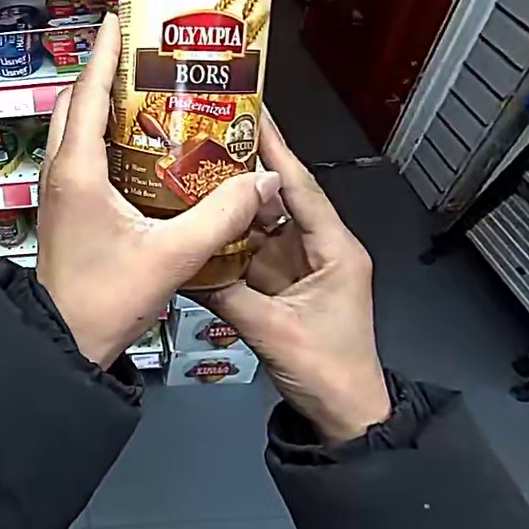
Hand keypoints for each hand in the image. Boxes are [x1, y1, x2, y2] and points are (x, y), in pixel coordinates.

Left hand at [37, 14, 278, 366]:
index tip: (117, 18)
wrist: (62, 343)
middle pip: (75, 103)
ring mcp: (57, 190)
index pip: (88, 93)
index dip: (104, 52)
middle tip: (141, 56)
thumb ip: (220, 216)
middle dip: (102, 72)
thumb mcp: (171, 257)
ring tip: (141, 93)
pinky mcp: (63, 207)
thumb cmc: (104, 299)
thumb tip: (263, 181)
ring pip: (72, 128)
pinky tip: (135, 147)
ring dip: (98, 103)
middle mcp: (60, 171)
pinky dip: (99, 135)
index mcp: (78, 170)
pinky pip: (78, 154)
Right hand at [196, 114, 390, 444]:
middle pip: (277, 197)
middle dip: (243, 169)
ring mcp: (299, 263)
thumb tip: (181, 264)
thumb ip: (225, 294)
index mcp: (334, 249)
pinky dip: (228, 237)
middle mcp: (318, 246)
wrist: (346, 416)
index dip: (276, 148)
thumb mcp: (273, 331)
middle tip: (207, 140)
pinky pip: (251, 249)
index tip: (253, 112)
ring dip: (232, 203)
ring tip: (194, 174)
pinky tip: (201, 222)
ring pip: (261, 222)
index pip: (300, 186)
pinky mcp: (282, 280)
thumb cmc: (328, 371)